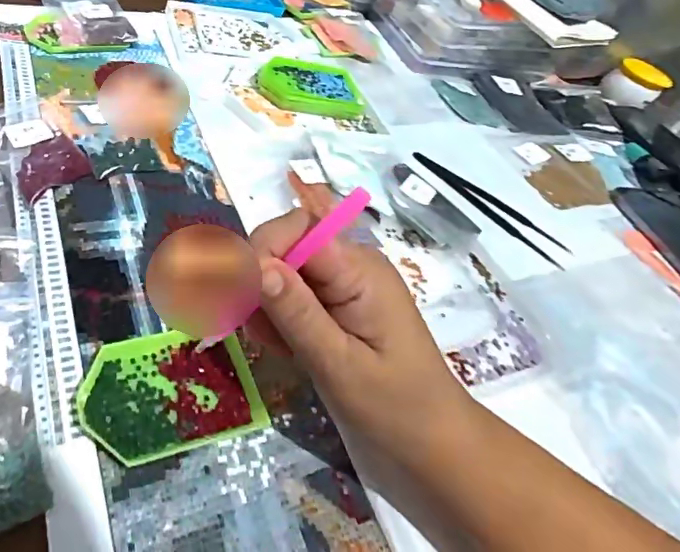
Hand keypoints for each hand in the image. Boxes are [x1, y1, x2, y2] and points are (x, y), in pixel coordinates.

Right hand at [245, 208, 468, 442]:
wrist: (438, 453)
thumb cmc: (397, 412)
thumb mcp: (341, 368)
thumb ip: (297, 313)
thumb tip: (256, 264)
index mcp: (359, 269)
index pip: (298, 226)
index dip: (264, 249)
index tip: (242, 295)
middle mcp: (348, 265)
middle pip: (284, 242)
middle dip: (258, 278)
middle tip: (255, 330)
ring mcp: (341, 285)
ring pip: (280, 267)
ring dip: (263, 301)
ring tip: (273, 345)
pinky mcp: (333, 306)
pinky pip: (289, 291)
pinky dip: (274, 315)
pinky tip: (281, 347)